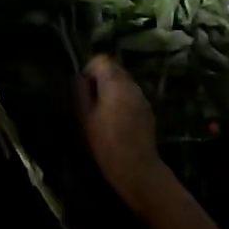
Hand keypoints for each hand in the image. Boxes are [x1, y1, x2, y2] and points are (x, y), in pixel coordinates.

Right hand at [78, 55, 170, 212]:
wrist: (136, 168)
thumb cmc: (105, 142)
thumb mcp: (84, 116)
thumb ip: (81, 91)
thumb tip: (80, 77)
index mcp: (115, 84)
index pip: (103, 60)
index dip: (90, 69)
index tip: (84, 87)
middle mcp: (132, 86)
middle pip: (115, 69)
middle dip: (102, 79)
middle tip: (91, 100)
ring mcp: (143, 98)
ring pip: (124, 83)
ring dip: (112, 90)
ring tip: (103, 112)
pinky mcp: (148, 111)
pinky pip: (132, 96)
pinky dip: (123, 101)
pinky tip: (117, 121)